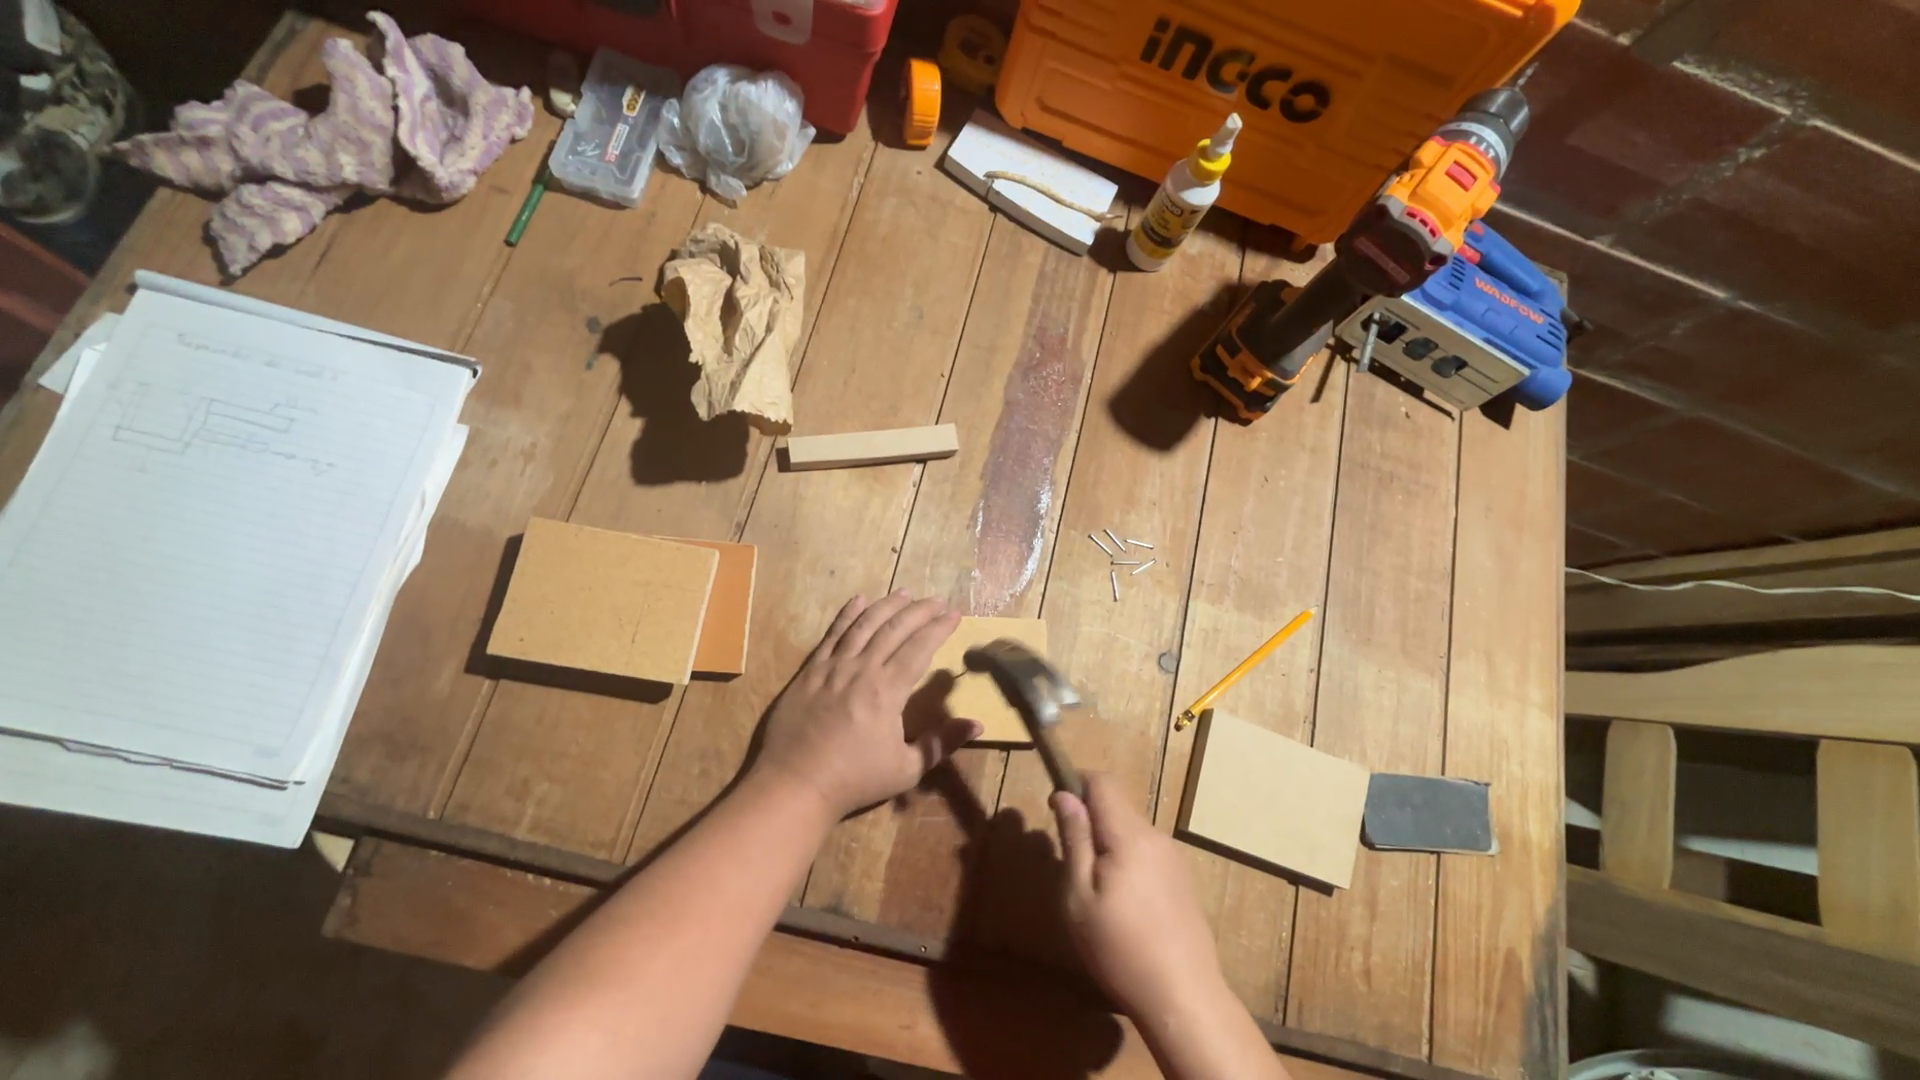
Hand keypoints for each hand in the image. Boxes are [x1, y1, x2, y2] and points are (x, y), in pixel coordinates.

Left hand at [752, 591, 974, 819]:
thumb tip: (977, 725)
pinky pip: (832, 635)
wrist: (794, 784)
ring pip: (864, 625)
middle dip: (919, 611)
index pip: (919, 648)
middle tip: (937, 601)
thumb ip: (941, 743)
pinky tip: (858, 600)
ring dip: (887, 605)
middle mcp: (861, 669)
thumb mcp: (906, 769)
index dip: (938, 629)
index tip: (954, 615)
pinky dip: (847, 614)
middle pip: (894, 629)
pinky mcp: (809, 671)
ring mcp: (832, 667)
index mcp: (887, 691)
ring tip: (905, 593)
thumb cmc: (854, 781)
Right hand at [1051, 773, 1224, 1022]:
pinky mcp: (1183, 882)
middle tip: (1070, 865)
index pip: (1103, 781)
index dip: (1076, 783)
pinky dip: (1128, 864)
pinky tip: (1123, 909)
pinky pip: (1147, 855)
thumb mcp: (1079, 896)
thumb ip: (1074, 840)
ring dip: (1108, 846)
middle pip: (1118, 808)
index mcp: (1130, 835)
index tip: (1056, 807)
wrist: (1182, 997)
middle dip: (1090, 822)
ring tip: (1095, 894)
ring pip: (1132, 833)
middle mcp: (1157, 837)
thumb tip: (1065, 795)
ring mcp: (1175, 860)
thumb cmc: (1119, 948)